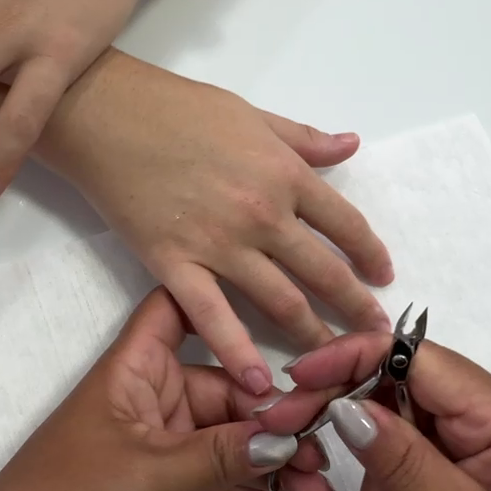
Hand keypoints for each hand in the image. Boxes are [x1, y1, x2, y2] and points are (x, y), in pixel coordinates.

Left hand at [0, 289, 337, 490]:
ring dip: (274, 456)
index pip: (177, 312)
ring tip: (322, 480)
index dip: (223, 306)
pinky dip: (259, 486)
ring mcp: (164, 448)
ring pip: (232, 438)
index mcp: (136, 371)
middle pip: (226, 387)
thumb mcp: (149, 475)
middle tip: (327, 438)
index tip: (283, 317)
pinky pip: (225, 477)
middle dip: (275, 414)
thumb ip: (222, 456)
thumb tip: (289, 438)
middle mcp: (154, 400)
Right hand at [39, 52, 394, 395]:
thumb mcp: (253, 114)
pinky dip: (238, 351)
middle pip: (323, 272)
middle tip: (376, 334)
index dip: (370, 254)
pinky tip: (261, 382)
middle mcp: (264, 215)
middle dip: (356, 307)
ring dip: (315, 335)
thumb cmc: (179, 108)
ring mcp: (220, 245)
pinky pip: (213, 317)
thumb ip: (304, 139)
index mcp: (286, 174)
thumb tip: (352, 144)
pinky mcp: (175, 265)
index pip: (346, 224)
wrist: (106, 114)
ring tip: (337, 360)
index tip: (384, 276)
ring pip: (281, 302)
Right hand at [274, 333, 490, 490]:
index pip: (416, 357)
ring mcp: (470, 449)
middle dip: (368, 467)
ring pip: (393, 454)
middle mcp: (485, 418)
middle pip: (396, 409)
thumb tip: (344, 404)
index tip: (298, 380)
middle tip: (308, 471)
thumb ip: (400, 462)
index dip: (353, 357)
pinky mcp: (457, 477)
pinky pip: (405, 482)